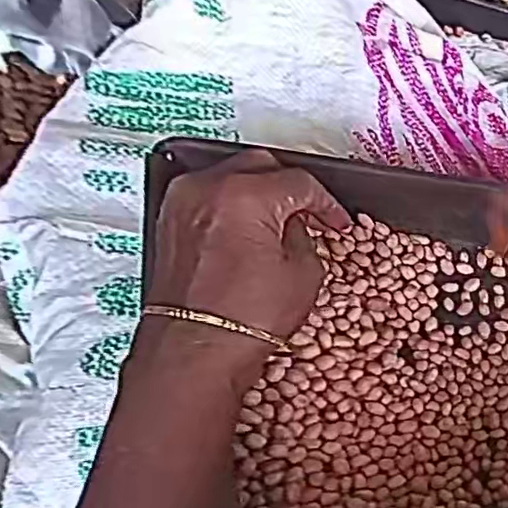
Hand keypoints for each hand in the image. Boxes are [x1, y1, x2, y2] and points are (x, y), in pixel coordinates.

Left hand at [151, 149, 347, 345]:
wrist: (200, 341)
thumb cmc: (249, 314)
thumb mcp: (304, 273)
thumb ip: (304, 237)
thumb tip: (296, 227)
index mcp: (247, 195)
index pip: (301, 183)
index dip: (328, 204)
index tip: (338, 222)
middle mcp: (208, 187)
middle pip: (262, 166)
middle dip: (293, 188)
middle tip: (314, 215)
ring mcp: (182, 200)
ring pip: (232, 175)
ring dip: (262, 192)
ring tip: (283, 222)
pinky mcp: (169, 218)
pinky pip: (210, 194)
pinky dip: (236, 203)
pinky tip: (253, 229)